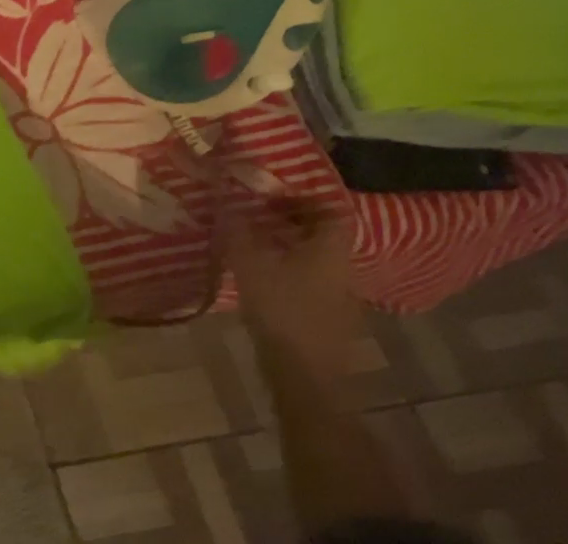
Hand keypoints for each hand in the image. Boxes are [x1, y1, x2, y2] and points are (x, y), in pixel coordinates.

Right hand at [223, 197, 360, 383]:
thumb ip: (237, 231)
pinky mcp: (330, 317)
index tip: (271, 196)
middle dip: (291, 223)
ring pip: (317, 260)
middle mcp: (343, 268)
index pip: (330, 211)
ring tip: (254, 246)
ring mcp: (340, 295)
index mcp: (329, 250)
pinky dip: (291, 272)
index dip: (303, 199)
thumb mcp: (249, 264)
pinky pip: (312, 281)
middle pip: (323, 235)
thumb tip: (225, 201)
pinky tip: (264, 280)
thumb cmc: (281, 308)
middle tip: (255, 217)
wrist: (305, 372)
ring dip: (290, 248)